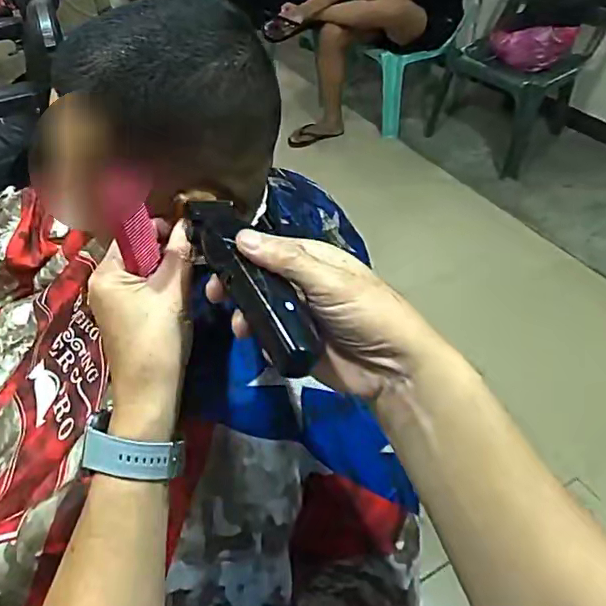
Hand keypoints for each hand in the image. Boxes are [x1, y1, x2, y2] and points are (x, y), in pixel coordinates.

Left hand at [87, 220, 193, 438]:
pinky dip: (164, 284)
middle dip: (165, 248)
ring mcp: (114, 301)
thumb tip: (187, 223)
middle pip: (138, 251)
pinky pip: (146, 287)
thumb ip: (179, 254)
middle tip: (192, 249)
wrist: (150, 395)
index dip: (158, 228)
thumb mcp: (171, 293)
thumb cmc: (155, 341)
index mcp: (105, 274)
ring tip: (190, 267)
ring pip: (145, 269)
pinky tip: (182, 288)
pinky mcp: (128, 314)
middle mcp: (104, 284)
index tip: (185, 229)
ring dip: (168, 267)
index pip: (131, 235)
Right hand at [206, 231, 441, 406]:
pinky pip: (266, 334)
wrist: (392, 369)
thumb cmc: (366, 312)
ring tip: (237, 324)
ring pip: (259, 306)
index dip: (242, 249)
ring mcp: (298, 313)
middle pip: (259, 276)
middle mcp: (302, 282)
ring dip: (243, 312)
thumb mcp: (328, 281)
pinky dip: (255, 335)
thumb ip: (286, 260)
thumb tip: (242, 237)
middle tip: (214, 293)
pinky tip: (249, 339)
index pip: (270, 246)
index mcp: (313, 258)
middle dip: (236, 283)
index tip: (212, 255)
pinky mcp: (295, 342)